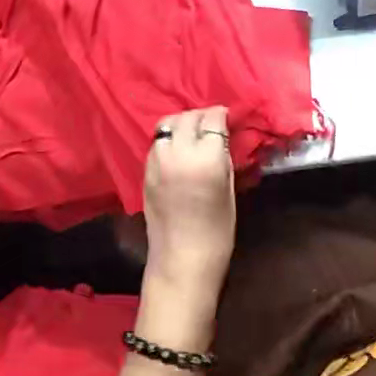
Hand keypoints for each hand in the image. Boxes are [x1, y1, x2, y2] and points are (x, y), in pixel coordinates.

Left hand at [143, 107, 237, 301]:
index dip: (221, 116)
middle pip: (188, 118)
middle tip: (212, 124)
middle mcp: (178, 153)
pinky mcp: (145, 171)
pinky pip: (157, 143)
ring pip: (167, 125)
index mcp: (205, 159)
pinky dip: (168, 139)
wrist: (182, 259)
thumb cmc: (217, 232)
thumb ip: (224, 159)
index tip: (227, 118)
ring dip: (181, 124)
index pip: (212, 120)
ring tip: (192, 133)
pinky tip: (178, 150)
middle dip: (202, 117)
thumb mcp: (229, 191)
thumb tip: (223, 139)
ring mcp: (157, 161)